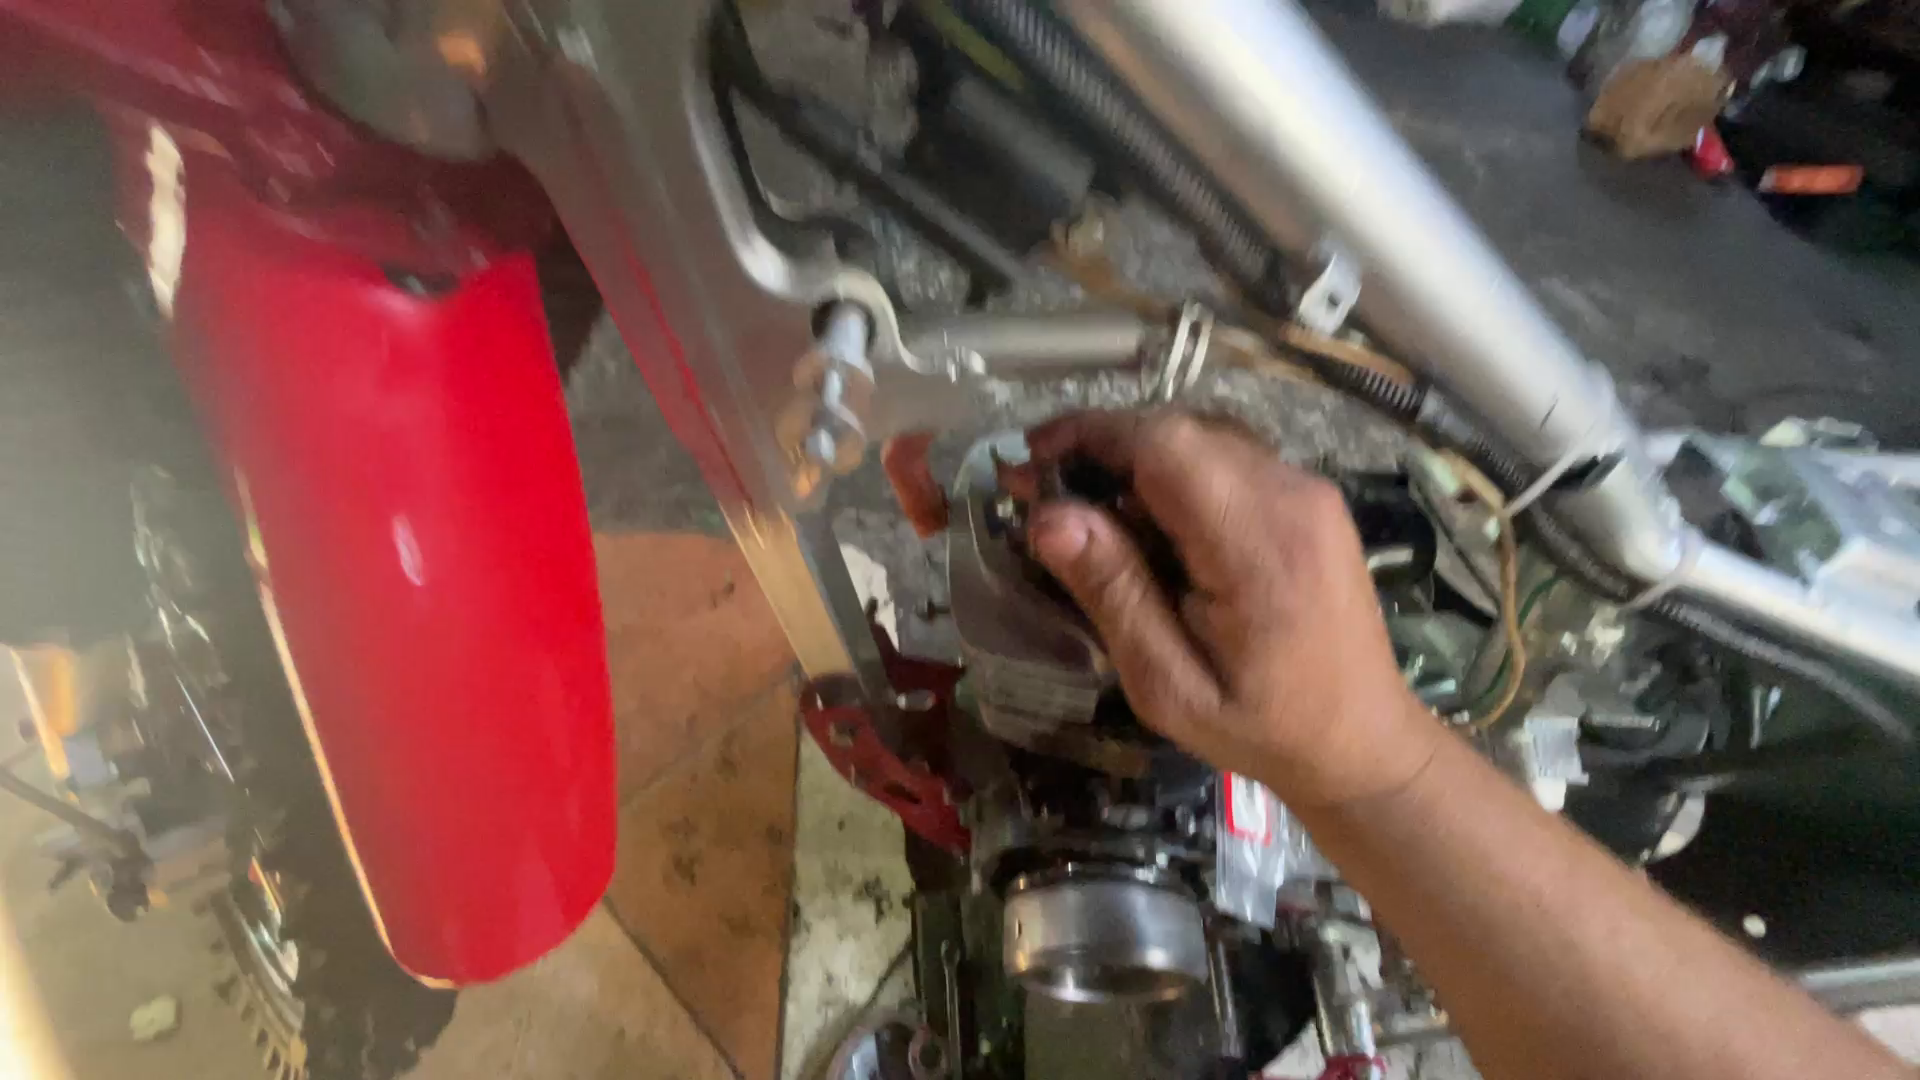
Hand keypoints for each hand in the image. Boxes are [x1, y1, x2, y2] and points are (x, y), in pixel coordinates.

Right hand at [1023, 410, 1440, 805]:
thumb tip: (1046, 517)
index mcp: (1259, 544)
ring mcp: (1307, 490)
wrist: (1361, 741)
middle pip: (1179, 430)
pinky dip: (1171, 471)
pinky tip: (1146, 516)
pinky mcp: (1306, 498)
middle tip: (1044, 490)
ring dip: (1133, 457)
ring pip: (1200, 436)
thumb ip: (1113, 593)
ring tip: (1087, 505)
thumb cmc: (1259, 726)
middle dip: (1101, 446)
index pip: (1166, 445)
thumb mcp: (1167, 682)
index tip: (1029, 461)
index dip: (1089, 435)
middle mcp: (1292, 494)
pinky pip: (1224, 457)